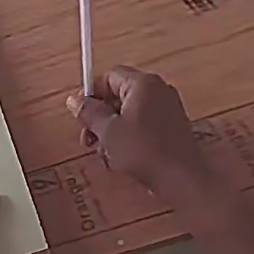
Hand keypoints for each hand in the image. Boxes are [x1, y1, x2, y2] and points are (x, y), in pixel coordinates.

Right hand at [66, 64, 216, 197]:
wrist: (179, 177)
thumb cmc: (141, 150)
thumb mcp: (107, 131)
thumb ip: (89, 112)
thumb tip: (73, 99)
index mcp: (143, 84)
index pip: (109, 76)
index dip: (91, 94)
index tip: (81, 117)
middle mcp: (157, 90)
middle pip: (118, 95)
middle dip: (99, 117)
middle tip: (89, 141)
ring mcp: (166, 108)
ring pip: (127, 113)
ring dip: (110, 131)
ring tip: (104, 154)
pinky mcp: (170, 126)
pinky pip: (141, 124)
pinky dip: (126, 137)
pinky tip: (120, 158)